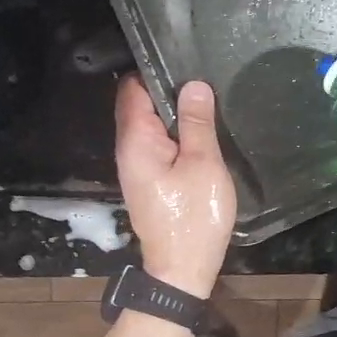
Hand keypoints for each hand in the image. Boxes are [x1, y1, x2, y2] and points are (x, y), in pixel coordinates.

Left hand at [115, 76, 234, 297]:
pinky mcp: (149, 182)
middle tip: (207, 88)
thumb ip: (198, 124)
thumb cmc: (195, 217)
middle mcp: (128, 150)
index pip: (133, 88)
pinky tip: (201, 140)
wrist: (183, 270)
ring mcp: (137, 168)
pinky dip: (177, 139)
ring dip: (176, 118)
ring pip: (152, 128)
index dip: (157, 73)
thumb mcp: (204, 165)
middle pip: (141, 106)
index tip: (188, 66)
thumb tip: (193, 84)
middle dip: (169, 94)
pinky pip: (159, 147)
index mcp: (136, 141)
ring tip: (208, 110)